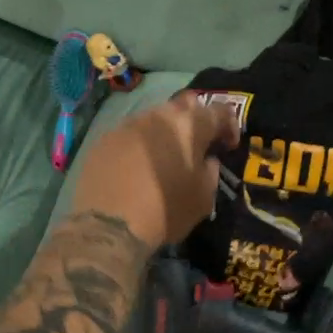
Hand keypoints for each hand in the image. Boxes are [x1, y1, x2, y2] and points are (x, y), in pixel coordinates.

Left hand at [69, 93, 240, 249]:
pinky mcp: (104, 139)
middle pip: (183, 107)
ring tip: (163, 158)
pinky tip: (135, 168)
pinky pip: (130, 135)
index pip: (220, 111)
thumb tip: (206, 160)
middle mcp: (158, 115)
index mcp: (189, 125)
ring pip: (153, 119)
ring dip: (164, 134)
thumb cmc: (166, 210)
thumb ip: (210, 171)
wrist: (109, 225)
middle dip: (194, 121)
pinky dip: (139, 146)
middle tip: (195, 146)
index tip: (227, 145)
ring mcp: (127, 124)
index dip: (229, 126)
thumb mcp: (204, 198)